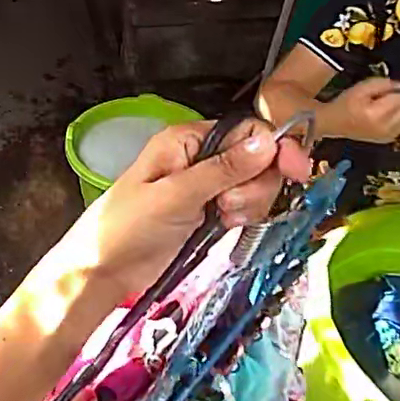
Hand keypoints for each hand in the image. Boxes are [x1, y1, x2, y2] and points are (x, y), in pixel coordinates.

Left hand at [55, 120, 312, 297]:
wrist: (104, 269)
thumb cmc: (125, 228)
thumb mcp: (174, 195)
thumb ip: (221, 170)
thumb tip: (266, 143)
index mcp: (184, 141)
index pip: (246, 131)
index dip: (274, 148)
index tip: (294, 170)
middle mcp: (197, 158)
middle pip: (258, 159)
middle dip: (255, 185)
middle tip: (227, 205)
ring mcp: (204, 186)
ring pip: (254, 185)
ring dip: (249, 204)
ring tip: (220, 218)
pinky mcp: (208, 212)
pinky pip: (244, 206)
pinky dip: (243, 217)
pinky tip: (223, 227)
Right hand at [317, 77, 399, 142]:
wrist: (332, 123)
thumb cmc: (345, 104)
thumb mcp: (361, 88)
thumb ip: (383, 84)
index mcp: (376, 114)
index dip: (391, 92)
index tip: (378, 95)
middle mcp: (384, 127)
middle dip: (398, 102)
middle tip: (381, 102)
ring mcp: (387, 135)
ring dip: (399, 111)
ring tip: (382, 110)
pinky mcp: (387, 139)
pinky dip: (397, 120)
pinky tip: (383, 118)